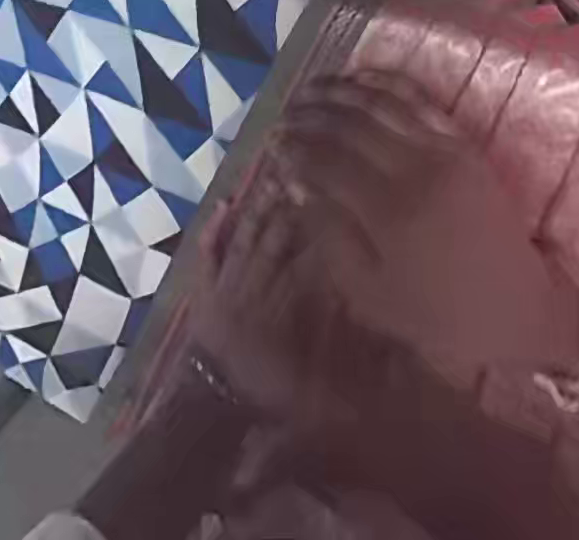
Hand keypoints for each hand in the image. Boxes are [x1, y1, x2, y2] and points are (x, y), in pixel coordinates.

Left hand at [191, 179, 342, 420]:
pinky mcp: (205, 286)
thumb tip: (373, 345)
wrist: (210, 401)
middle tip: (299, 177)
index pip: (304, 263)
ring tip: (269, 180)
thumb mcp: (306, 384)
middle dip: (287, 210)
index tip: (332, 209)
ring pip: (244, 239)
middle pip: (273, 241)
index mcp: (281, 307)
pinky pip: (208, 252)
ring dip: (257, 210)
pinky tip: (222, 204)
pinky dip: (213, 228)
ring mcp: (227, 282)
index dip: (319, 236)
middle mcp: (255, 286)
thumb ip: (337, 364)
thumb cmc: (260, 390)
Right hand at [276, 71, 578, 394]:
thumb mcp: (371, 293)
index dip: (294, 150)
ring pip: (380, 104)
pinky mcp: (462, 142)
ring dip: (340, 91)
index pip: (327, 164)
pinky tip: (360, 76)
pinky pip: (419, 99)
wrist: (516, 308)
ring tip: (311, 88)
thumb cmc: (437, 313)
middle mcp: (415, 171)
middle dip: (309, 116)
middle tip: (284, 114)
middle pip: (349, 127)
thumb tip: (294, 184)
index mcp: (389, 214)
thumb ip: (330, 234)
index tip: (272, 144)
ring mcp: (443, 151)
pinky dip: (386, 82)